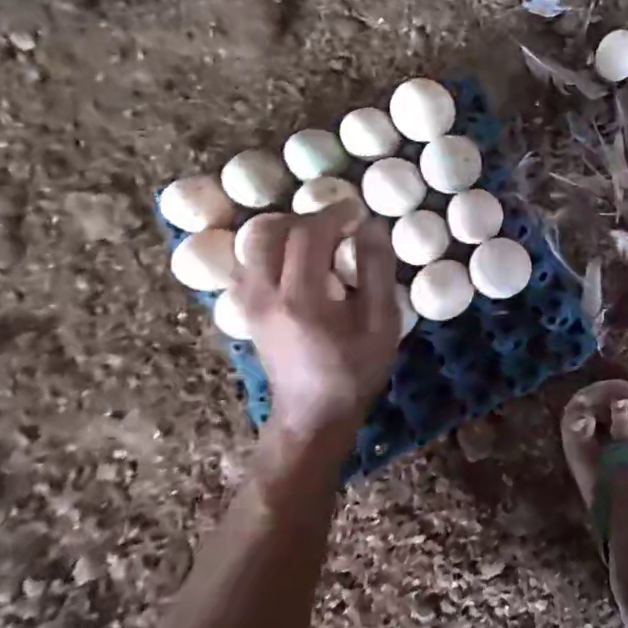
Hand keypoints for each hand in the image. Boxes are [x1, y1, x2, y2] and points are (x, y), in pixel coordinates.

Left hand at [234, 202, 400, 437]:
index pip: (308, 234)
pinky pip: (253, 261)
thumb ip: (377, 270)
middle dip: (308, 218)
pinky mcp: (245, 308)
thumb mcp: (381, 322)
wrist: (312, 416)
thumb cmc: (355, 371)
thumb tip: (372, 226)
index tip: (359, 211)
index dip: (335, 213)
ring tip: (323, 243)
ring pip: (255, 243)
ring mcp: (248, 302)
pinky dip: (277, 249)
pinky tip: (304, 264)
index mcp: (301, 299)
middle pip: (271, 230)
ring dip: (289, 231)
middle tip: (340, 225)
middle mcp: (264, 294)